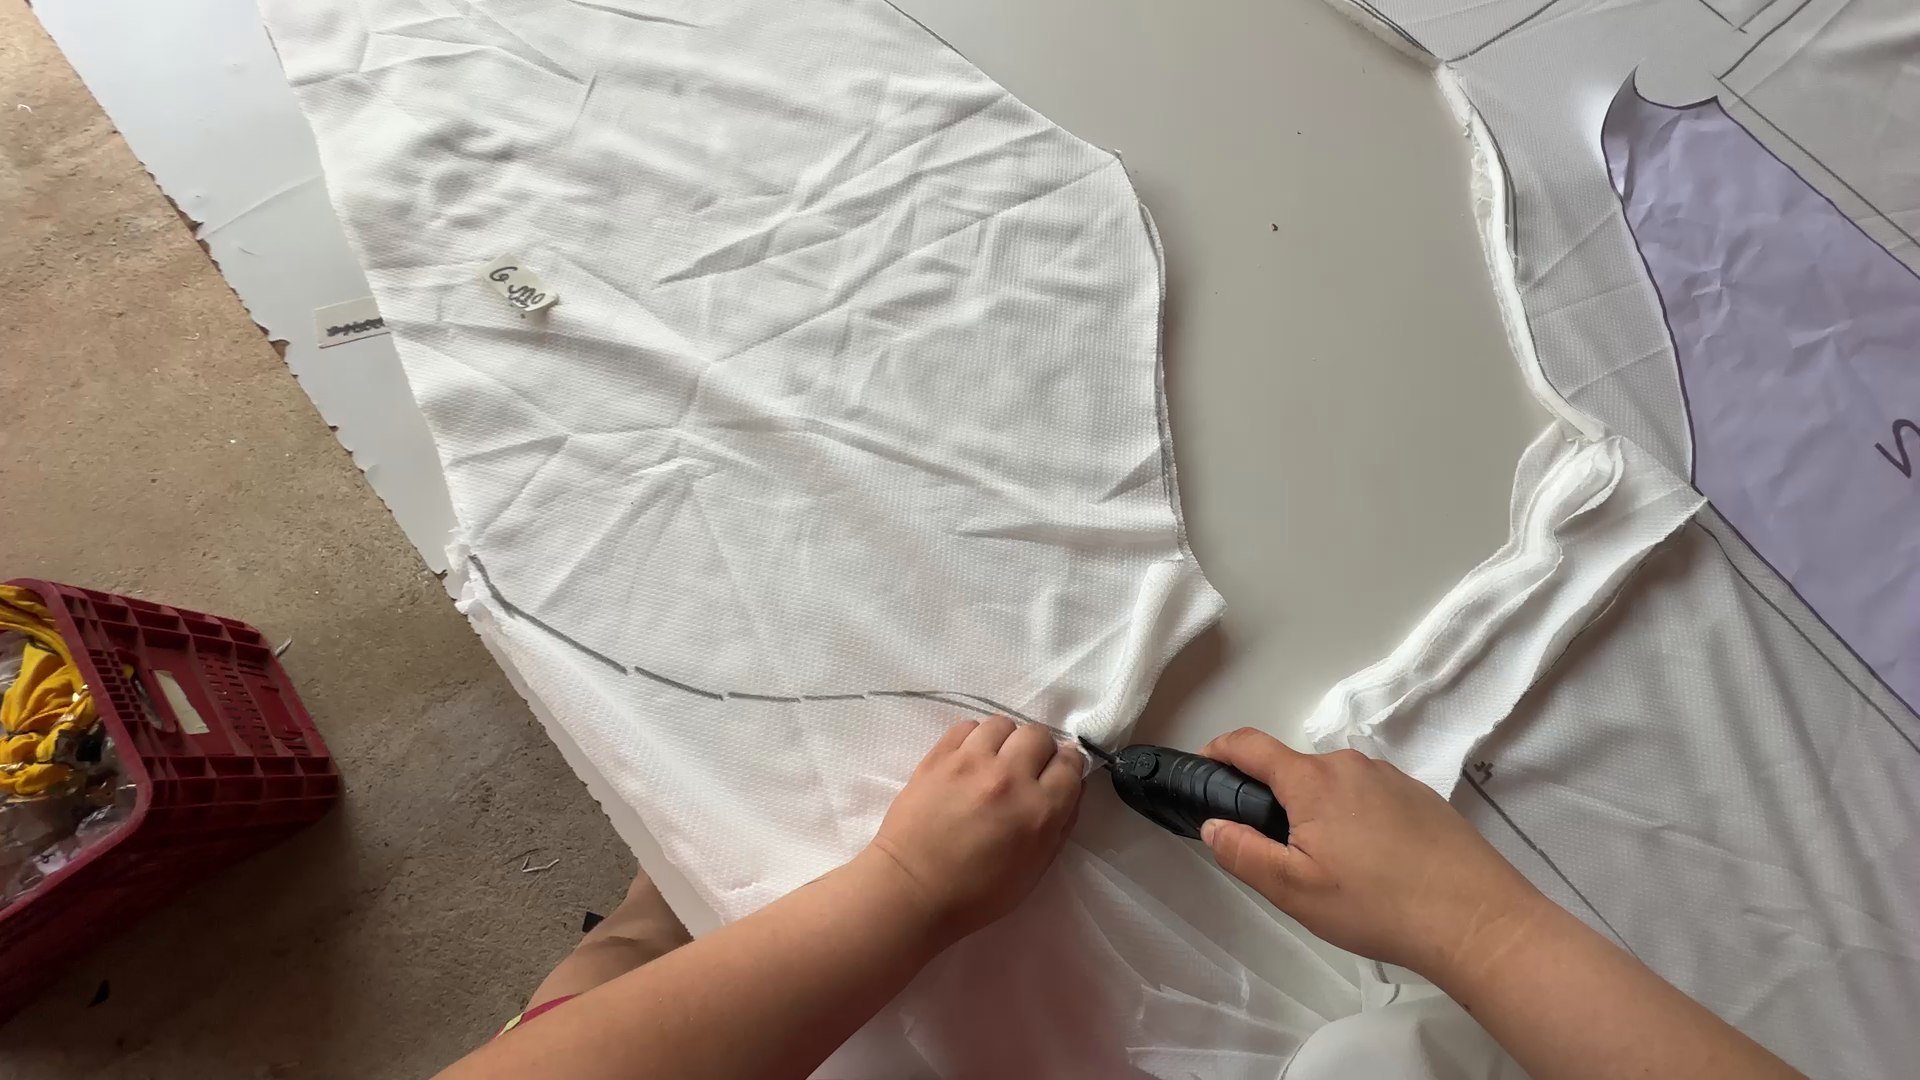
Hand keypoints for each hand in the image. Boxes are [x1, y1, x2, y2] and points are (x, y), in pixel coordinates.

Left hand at [863, 717, 1083, 942]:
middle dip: (1039, 751)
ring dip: (1005, 741)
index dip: (1067, 766)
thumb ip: (1062, 822)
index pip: (1070, 762)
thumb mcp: (1036, 868)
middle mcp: (1009, 777)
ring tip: (994, 762)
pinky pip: (967, 725)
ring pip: (1003, 723)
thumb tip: (1073, 785)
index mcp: (1039, 810)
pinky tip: (969, 760)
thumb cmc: (978, 892)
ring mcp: (971, 761)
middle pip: (1039, 735)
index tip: (1057, 774)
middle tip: (1025, 771)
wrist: (912, 888)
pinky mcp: (939, 754)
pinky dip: (974, 738)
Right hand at [1198, 728, 1550, 982]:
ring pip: (1332, 782)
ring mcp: (1389, 777)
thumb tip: (1212, 823)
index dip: (1218, 750)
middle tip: (1278, 847)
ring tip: (1332, 861)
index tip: (1204, 770)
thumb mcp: (1295, 891)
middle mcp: (1348, 765)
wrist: (1485, 926)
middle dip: (1273, 796)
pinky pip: (1368, 793)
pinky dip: (1354, 814)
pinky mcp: (1421, 796)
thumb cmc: (1379, 906)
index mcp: (1312, 780)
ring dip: (1316, 806)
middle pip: (1292, 767)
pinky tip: (1375, 860)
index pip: (1248, 744)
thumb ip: (1243, 852)